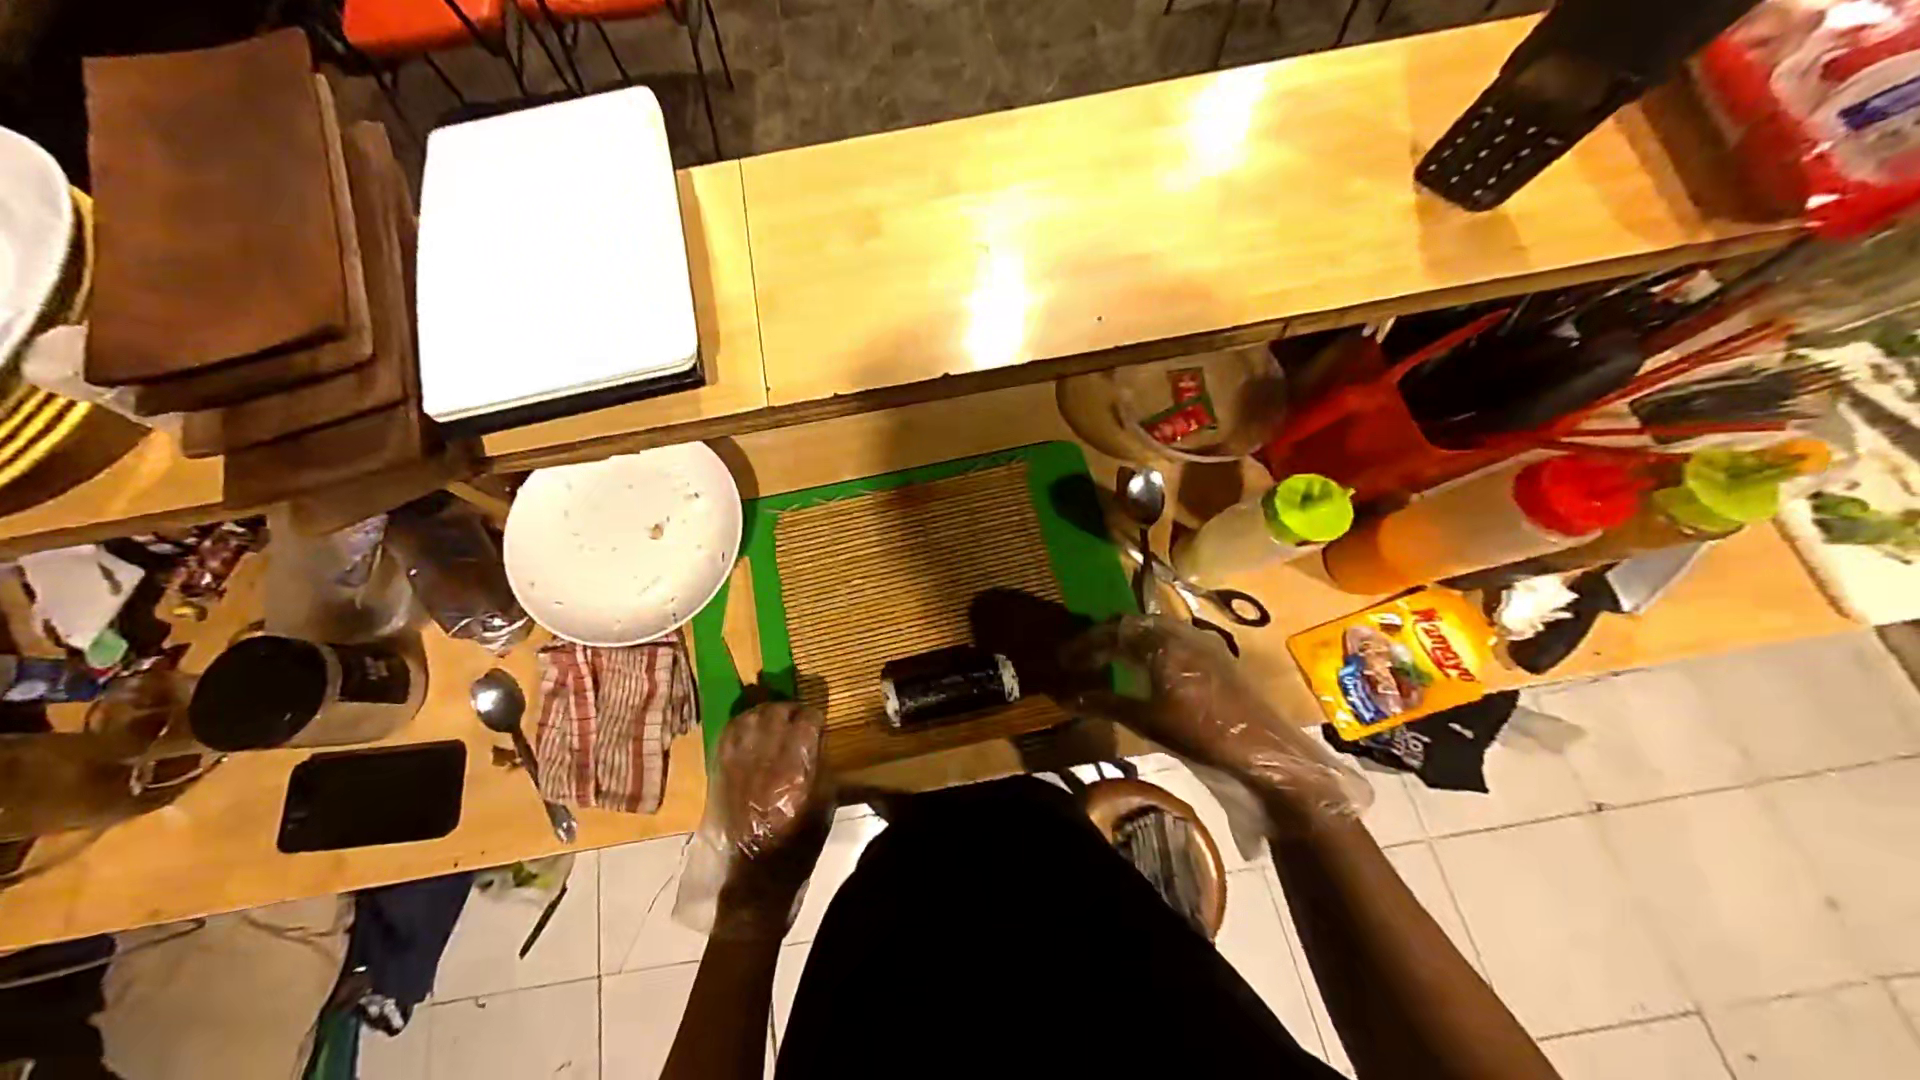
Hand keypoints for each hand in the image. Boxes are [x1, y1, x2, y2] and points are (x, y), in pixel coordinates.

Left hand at [710, 702, 833, 936]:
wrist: (757, 874)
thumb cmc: (799, 842)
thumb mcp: (825, 803)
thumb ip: (821, 765)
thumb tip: (817, 739)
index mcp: (796, 769)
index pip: (807, 721)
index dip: (815, 716)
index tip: (818, 721)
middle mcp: (766, 760)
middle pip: (777, 713)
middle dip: (790, 709)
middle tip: (797, 715)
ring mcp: (740, 763)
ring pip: (751, 717)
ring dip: (765, 712)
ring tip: (774, 718)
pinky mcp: (721, 770)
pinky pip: (729, 732)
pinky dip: (742, 723)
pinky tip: (751, 726)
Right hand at [1064, 616, 1370, 821]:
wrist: (1266, 753)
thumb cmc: (1203, 735)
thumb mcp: (1148, 721)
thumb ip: (1106, 703)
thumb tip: (1066, 696)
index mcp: (1163, 643)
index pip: (1113, 632)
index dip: (1085, 645)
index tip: (1064, 659)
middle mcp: (1182, 632)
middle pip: (1133, 624)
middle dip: (1105, 637)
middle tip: (1083, 656)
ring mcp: (1203, 642)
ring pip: (1155, 629)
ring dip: (1128, 640)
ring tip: (1109, 658)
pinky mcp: (1217, 657)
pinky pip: (1173, 639)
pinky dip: (1150, 646)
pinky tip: (1147, 667)